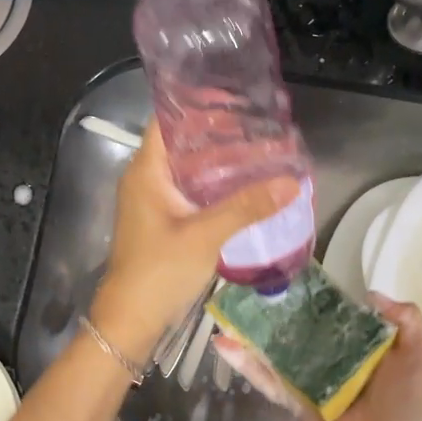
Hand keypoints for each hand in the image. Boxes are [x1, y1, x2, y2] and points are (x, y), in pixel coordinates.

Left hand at [89, 122, 298, 362]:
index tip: (233, 99)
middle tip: (258, 128)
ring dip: (218, 163)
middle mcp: (145, 180)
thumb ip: (247, 206)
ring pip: (188, 170)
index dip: (196, 106)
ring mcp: (152, 203)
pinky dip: (214, 187)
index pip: (166, 120)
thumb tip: (291, 181)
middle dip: (218, 135)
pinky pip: (190, 193)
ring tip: (259, 154)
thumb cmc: (159, 271)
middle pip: (181, 144)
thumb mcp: (205, 236)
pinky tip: (243, 191)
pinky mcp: (161, 223)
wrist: (130, 321)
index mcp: (146, 171)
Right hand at [217, 294, 421, 420]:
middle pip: (298, 332)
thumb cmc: (412, 404)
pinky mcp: (293, 402)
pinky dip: (244, 363)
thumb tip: (369, 294)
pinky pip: (267, 381)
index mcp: (361, 349)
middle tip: (251, 287)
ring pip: (275, 352)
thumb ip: (406, 320)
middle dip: (276, 312)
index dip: (314, 299)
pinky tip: (222, 343)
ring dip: (250, 333)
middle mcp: (331, 362)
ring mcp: (309, 382)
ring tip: (226, 309)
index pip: (332, 318)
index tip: (292, 276)